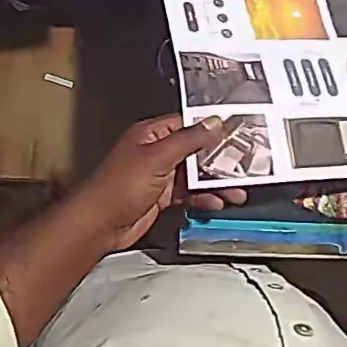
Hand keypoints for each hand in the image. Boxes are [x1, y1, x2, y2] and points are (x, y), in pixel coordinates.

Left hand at [64, 115, 248, 251]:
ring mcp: (159, 175)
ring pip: (195, 174)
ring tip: (238, 190)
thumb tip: (213, 122)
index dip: (212, 127)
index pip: (188, 124)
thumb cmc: (118, 188)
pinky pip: (189, 193)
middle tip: (246, 164)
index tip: (238, 131)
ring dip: (216, 182)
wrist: (100, 224)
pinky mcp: (161, 196)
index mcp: (151, 134)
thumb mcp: (157, 158)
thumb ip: (188, 140)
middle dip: (220, 159)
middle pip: (195, 150)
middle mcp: (155, 151)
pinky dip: (203, 197)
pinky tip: (217, 202)